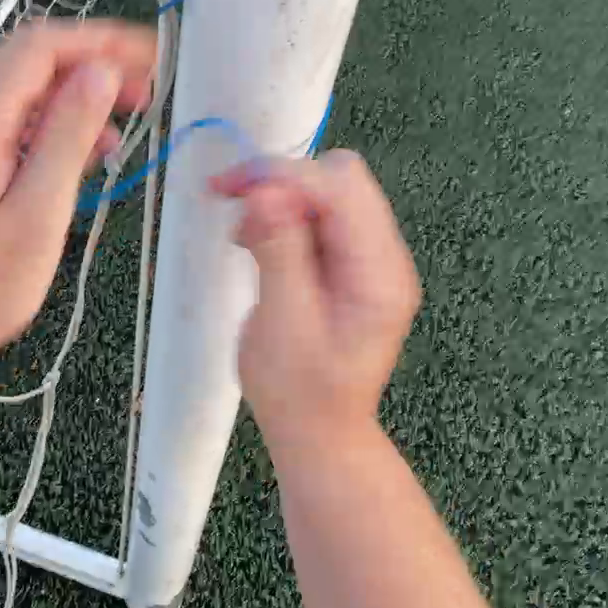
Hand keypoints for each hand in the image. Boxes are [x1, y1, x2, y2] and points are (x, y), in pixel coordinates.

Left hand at [0, 19, 156, 360]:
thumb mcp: (39, 212)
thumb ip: (68, 136)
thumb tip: (99, 71)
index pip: (38, 47)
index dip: (98, 42)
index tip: (149, 59)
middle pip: (28, 62)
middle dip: (90, 67)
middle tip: (144, 95)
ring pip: (19, 91)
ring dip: (72, 99)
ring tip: (121, 131)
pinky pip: (6, 123)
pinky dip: (48, 128)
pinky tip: (81, 157)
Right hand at [211, 150, 420, 451]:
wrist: (316, 432)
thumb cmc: (298, 390)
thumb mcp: (284, 323)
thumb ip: (279, 252)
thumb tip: (265, 190)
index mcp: (378, 269)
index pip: (338, 187)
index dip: (281, 175)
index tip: (226, 187)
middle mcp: (381, 254)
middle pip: (338, 178)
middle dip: (280, 181)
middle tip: (232, 206)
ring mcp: (366, 258)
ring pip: (324, 192)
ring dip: (276, 199)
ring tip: (241, 237)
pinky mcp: (344, 264)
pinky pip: (315, 217)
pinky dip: (280, 218)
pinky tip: (254, 244)